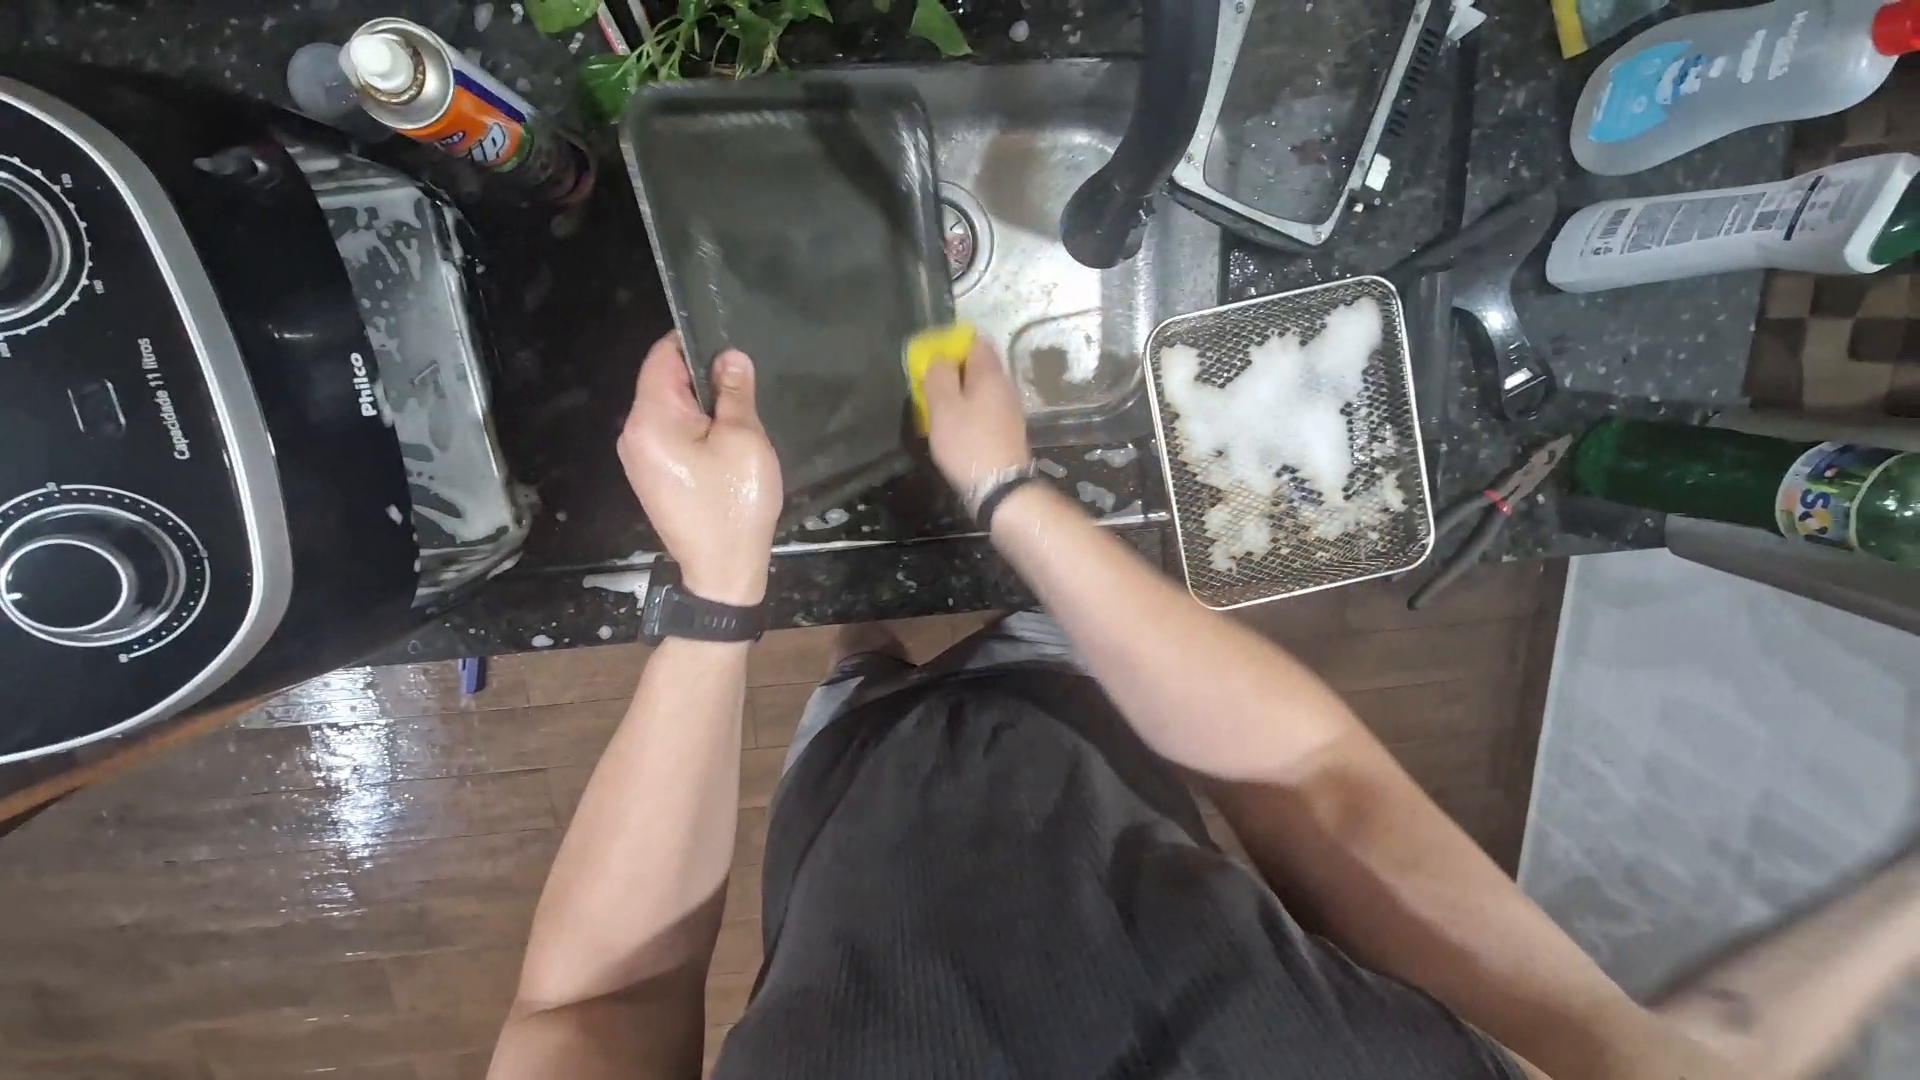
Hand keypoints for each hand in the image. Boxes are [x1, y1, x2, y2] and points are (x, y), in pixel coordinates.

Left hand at [618, 334, 781, 605]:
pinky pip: (669, 436)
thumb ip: (735, 392)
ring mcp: (639, 458)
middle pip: (663, 383)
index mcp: (650, 419)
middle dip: (702, 378)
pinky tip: (723, 444)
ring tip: (739, 417)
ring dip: (702, 407)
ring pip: (669, 411)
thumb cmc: (735, 502)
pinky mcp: (651, 477)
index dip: (694, 344)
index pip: (661, 357)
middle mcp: (633, 434)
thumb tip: (730, 356)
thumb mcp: (744, 439)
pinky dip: (695, 430)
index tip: (731, 348)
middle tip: (745, 388)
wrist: (723, 569)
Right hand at [920, 338, 1031, 511]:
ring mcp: (1009, 410)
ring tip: (938, 410)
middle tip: (930, 387)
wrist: (1001, 488)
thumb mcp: (944, 407)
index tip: (932, 359)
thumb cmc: (968, 443)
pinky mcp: (1008, 431)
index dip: (953, 344)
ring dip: (960, 395)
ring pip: (981, 390)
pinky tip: (956, 429)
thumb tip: (940, 358)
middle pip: (978, 366)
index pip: (976, 341)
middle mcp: (1005, 386)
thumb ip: (940, 376)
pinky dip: (969, 412)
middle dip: (953, 372)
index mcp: (990, 374)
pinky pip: (985, 410)